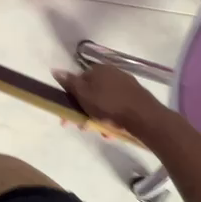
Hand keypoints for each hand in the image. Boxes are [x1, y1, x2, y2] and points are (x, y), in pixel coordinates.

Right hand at [53, 64, 168, 139]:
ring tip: (102, 132)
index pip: (79, 81)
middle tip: (86, 127)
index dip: (72, 98)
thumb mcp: (83, 94)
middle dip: (87, 110)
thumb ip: (69, 83)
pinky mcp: (137, 96)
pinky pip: (119, 106)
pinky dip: (113, 117)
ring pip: (106, 101)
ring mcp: (126, 84)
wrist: (145, 117)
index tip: (69, 116)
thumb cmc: (109, 105)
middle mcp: (112, 72)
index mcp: (98, 69)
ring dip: (100, 117)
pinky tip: (114, 129)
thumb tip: (55, 69)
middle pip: (93, 92)